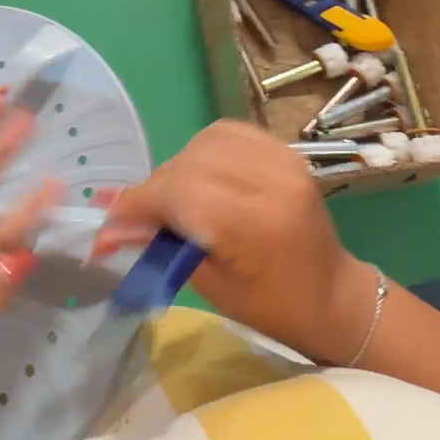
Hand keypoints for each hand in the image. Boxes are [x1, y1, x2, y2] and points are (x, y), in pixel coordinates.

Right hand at [93, 120, 378, 366]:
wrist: (333, 293)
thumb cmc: (273, 305)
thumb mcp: (210, 283)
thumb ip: (161, 244)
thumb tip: (106, 225)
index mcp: (259, 224)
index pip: (183, 193)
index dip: (140, 201)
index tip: (110, 216)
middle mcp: (274, 180)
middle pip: (189, 164)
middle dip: (156, 188)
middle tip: (140, 216)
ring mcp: (283, 158)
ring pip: (203, 142)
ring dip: (179, 167)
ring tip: (176, 198)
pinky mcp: (284, 149)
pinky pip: (227, 133)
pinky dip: (203, 151)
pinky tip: (200, 175)